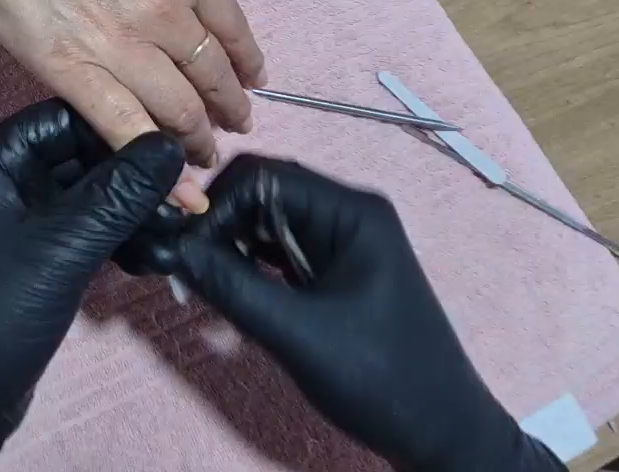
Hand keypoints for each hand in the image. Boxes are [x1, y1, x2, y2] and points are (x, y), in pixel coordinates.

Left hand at [0, 100, 185, 470]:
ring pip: (95, 197)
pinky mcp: (43, 255)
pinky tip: (156, 262)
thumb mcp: (62, 247)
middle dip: (137, 181)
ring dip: (136, 216)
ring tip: (176, 240)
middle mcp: (12, 176)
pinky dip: (122, 242)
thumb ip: (118, 193)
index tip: (178, 148)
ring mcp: (28, 218)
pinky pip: (91, 231)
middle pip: (87, 157)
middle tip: (188, 205)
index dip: (124, 128)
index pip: (70, 116)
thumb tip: (171, 145)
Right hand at [175, 156, 548, 471]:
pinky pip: (277, 248)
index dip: (218, 204)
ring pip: (266, 220)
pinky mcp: (331, 266)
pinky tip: (228, 289)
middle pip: (263, 193)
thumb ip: (232, 287)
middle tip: (187, 263)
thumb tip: (171, 249)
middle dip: (221, 224)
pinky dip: (249, 264)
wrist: (446, 441)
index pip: (264, 177)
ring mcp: (339, 238)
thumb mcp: (298, 335)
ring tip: (202, 279)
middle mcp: (344, 211)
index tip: (185, 246)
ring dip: (231, 245)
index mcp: (350, 210)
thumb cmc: (381, 381)